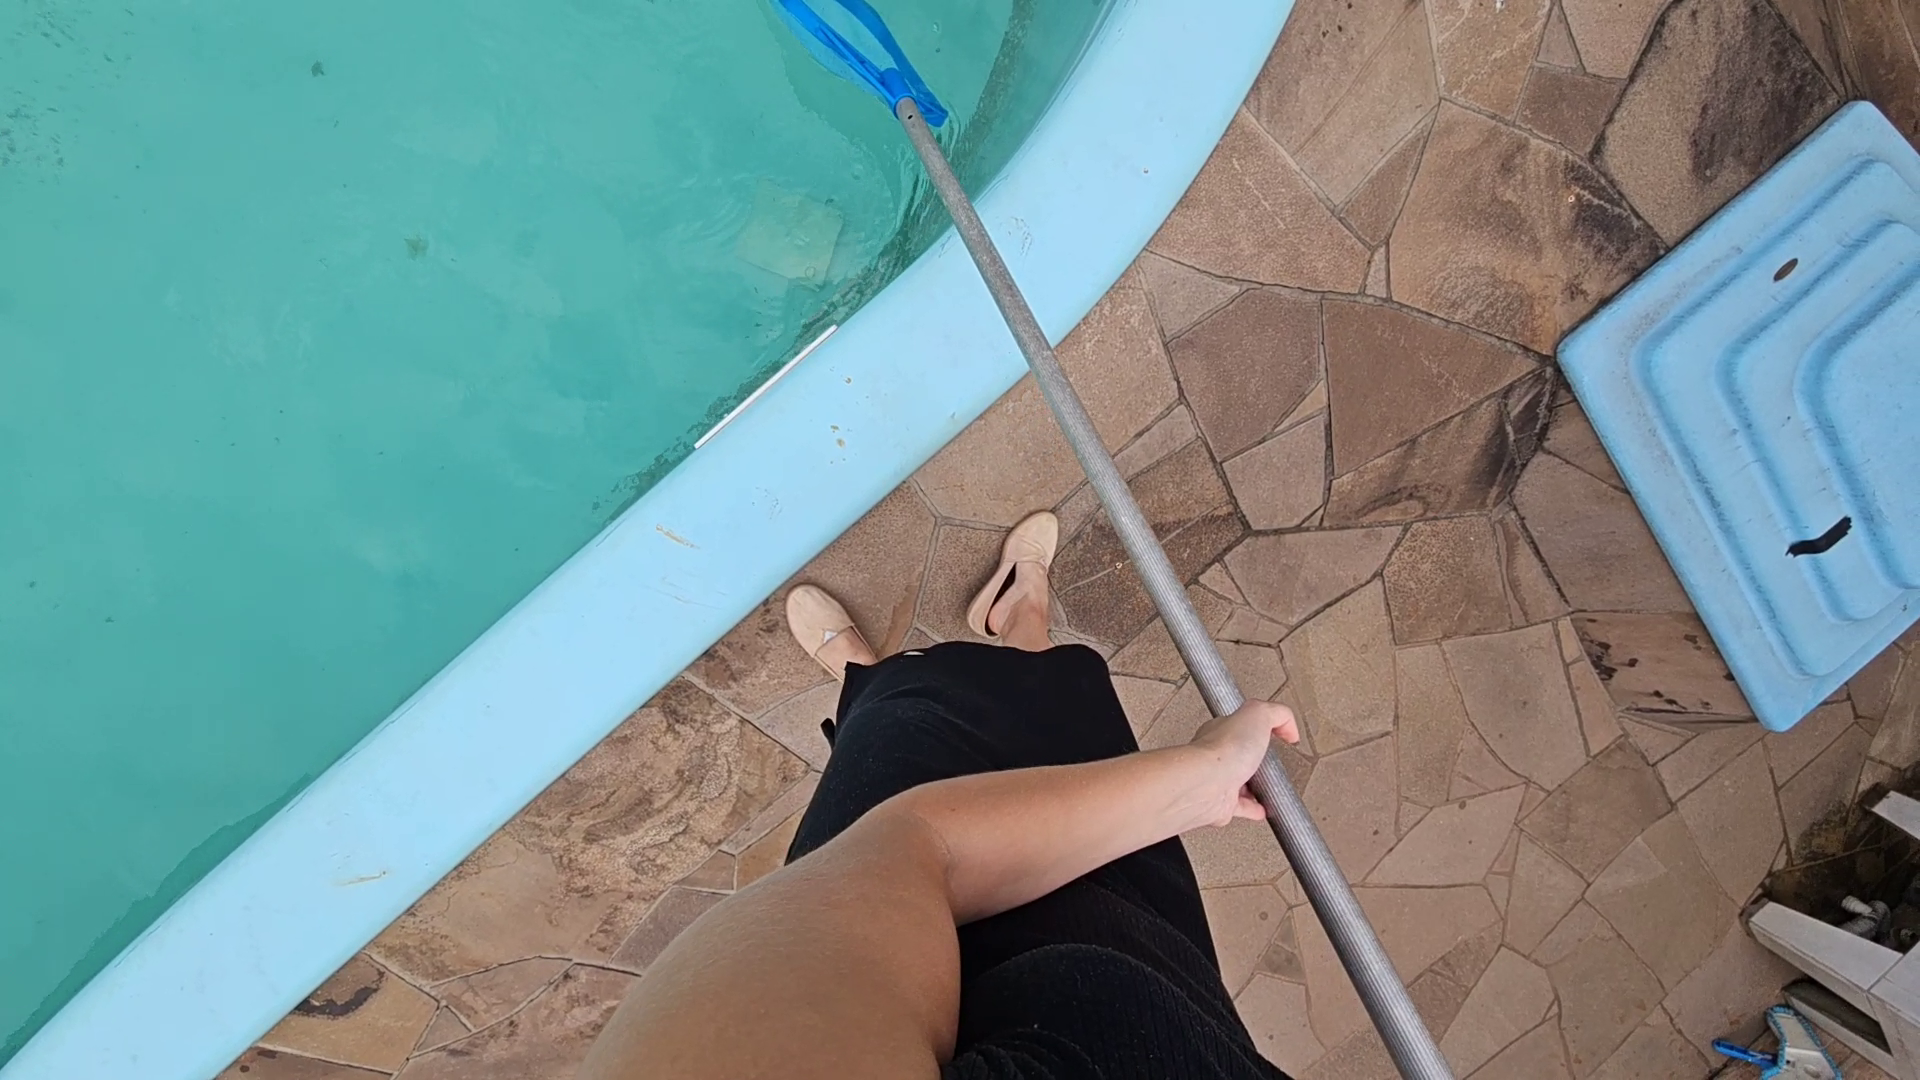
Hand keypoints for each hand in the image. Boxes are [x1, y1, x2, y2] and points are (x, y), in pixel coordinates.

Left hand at [1185, 701, 1300, 826]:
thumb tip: (1288, 725)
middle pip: (1237, 753)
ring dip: (1254, 784)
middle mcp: (1217, 754)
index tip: (1272, 730)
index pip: (1238, 724)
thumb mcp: (1258, 714)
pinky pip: (1240, 806)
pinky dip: (1253, 808)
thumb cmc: (1224, 749)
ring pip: (1238, 781)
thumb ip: (1276, 713)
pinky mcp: (1222, 803)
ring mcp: (1219, 780)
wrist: (1208, 784)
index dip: (1254, 725)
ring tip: (1269, 785)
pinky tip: (1262, 808)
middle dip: (1254, 756)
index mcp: (1222, 730)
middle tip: (1270, 760)